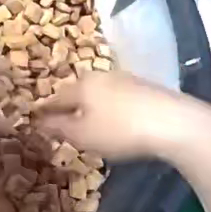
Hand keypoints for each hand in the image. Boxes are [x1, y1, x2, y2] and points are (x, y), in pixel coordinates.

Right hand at [34, 71, 210, 162]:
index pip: (54, 99)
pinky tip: (117, 122)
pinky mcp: (146, 89)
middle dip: (69, 107)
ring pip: (99, 94)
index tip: (35, 123)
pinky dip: (111, 109)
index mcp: (81, 84)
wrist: (175, 123)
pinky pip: (118, 98)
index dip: (44, 113)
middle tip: (62, 125)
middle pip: (77, 92)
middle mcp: (100, 76)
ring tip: (90, 126)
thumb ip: (58, 128)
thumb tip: (37, 121)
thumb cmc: (120, 130)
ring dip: (92, 108)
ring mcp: (125, 79)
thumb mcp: (83, 135)